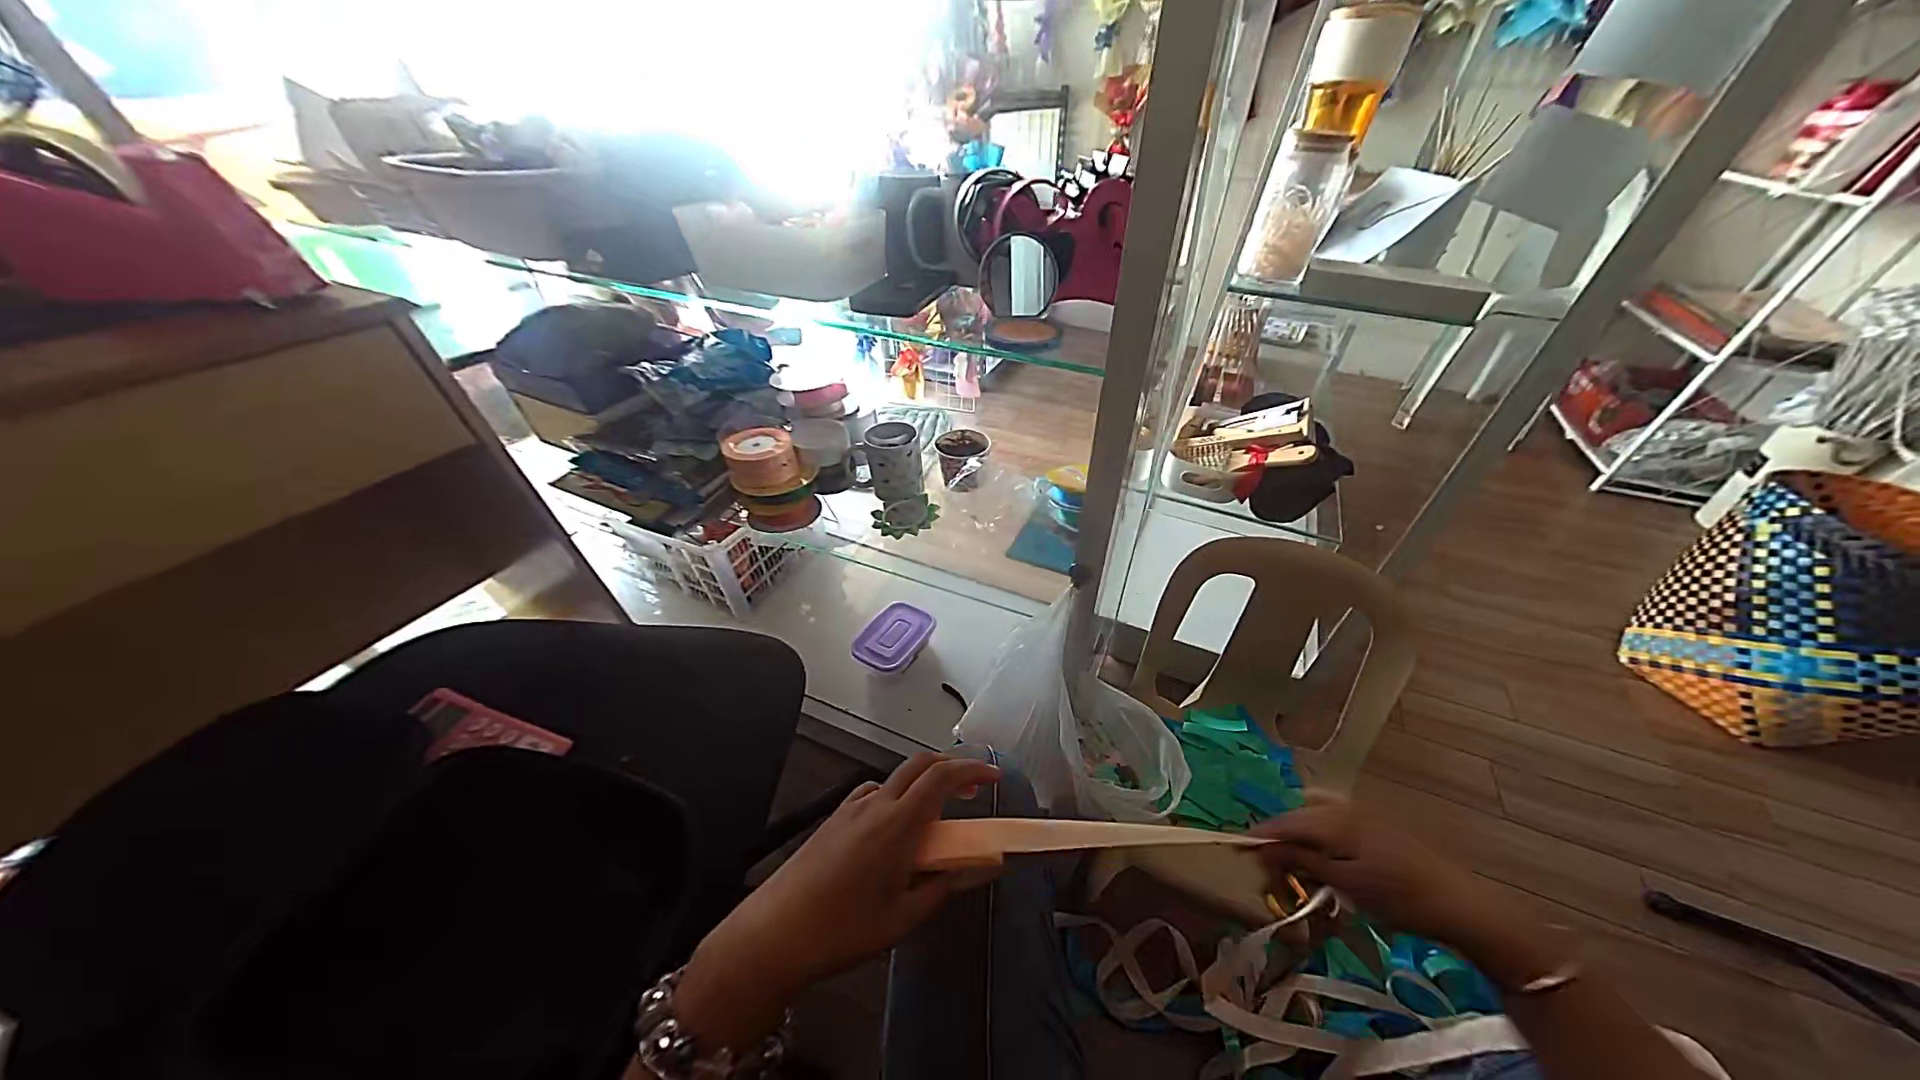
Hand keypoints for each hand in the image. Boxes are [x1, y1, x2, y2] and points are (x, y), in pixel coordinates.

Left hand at [670, 753, 1001, 1052]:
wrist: (773, 934)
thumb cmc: (843, 930)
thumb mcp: (904, 916)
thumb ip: (947, 884)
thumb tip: (984, 866)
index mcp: (897, 824)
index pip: (942, 777)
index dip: (974, 768)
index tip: (995, 777)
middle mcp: (874, 804)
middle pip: (919, 762)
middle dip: (952, 765)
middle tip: (975, 788)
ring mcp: (850, 808)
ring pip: (896, 777)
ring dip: (923, 782)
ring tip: (938, 815)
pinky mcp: (834, 818)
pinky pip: (874, 793)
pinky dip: (897, 797)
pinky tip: (896, 830)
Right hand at [1251, 792, 1502, 946]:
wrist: (1460, 905)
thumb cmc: (1399, 899)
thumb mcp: (1344, 884)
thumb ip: (1301, 861)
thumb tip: (1263, 850)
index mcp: (1333, 818)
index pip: (1283, 822)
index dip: (1258, 836)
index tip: (1236, 851)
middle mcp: (1343, 805)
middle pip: (1296, 815)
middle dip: (1277, 836)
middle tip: (1265, 863)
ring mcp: (1360, 810)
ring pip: (1313, 813)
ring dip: (1298, 832)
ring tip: (1291, 859)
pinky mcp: (1373, 820)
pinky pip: (1331, 816)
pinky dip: (1317, 830)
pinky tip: (1320, 851)